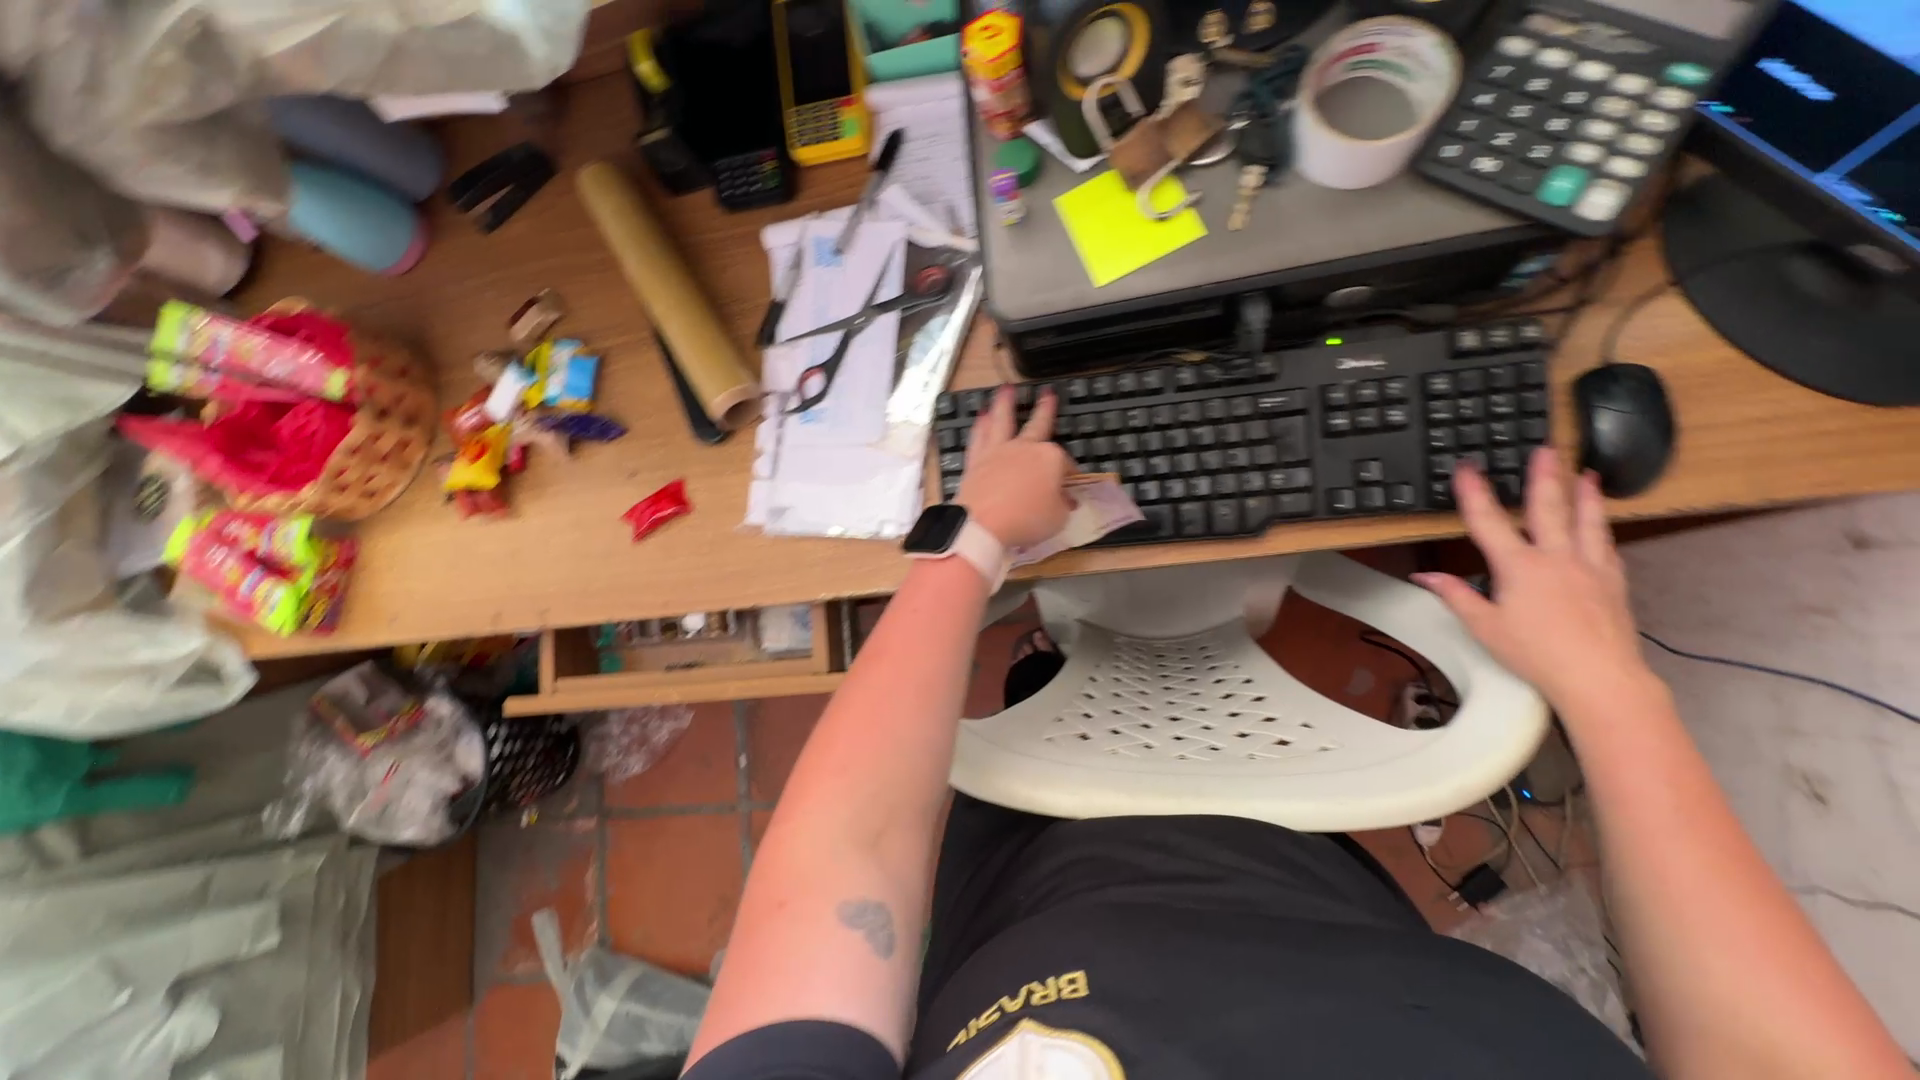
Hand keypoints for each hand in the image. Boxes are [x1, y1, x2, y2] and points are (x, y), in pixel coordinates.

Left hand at [956, 386, 1074, 549]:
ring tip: (1005, 389)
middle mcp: (1024, 447)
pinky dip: (981, 426)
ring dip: (1005, 404)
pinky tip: (981, 417)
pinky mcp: (976, 461)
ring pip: (1002, 420)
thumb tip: (1065, 500)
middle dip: (1045, 409)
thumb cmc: (1027, 520)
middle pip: (1037, 424)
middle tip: (1047, 393)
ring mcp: (998, 451)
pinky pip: (979, 438)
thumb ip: (1062, 505)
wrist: (983, 523)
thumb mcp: (1058, 517)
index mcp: (1050, 458)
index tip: (1070, 490)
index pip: (1065, 463)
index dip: (1069, 475)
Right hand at [1413, 447, 1653, 709]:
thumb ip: (1456, 596)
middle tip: (1546, 450)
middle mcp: (1556, 558)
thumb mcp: (1484, 627)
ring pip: (1586, 521)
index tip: (1466, 468)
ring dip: (1584, 495)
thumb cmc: (1536, 653)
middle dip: (1543, 476)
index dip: (1473, 493)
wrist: (1599, 675)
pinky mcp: (1613, 582)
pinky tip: (1601, 524)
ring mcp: (1589, 567)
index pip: (1488, 522)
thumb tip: (1427, 576)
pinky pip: (1606, 547)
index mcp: (1519, 566)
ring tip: (1586, 474)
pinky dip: (1601, 529)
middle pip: (1547, 508)